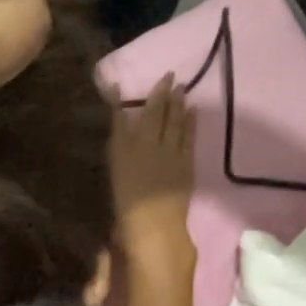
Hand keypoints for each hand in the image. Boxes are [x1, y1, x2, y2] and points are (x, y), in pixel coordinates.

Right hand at [108, 73, 196, 251]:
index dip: (116, 103)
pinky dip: (190, 120)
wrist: (152, 229)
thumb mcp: (113, 187)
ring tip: (180, 87)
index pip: (118, 122)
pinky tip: (192, 109)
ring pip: (173, 120)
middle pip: (152, 115)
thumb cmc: (124, 216)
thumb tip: (117, 143)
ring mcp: (168, 151)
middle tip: (166, 76)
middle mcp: (145, 146)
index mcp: (121, 154)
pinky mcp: (185, 161)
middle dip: (158, 94)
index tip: (115, 86)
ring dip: (176, 102)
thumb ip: (116, 161)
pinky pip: (188, 134)